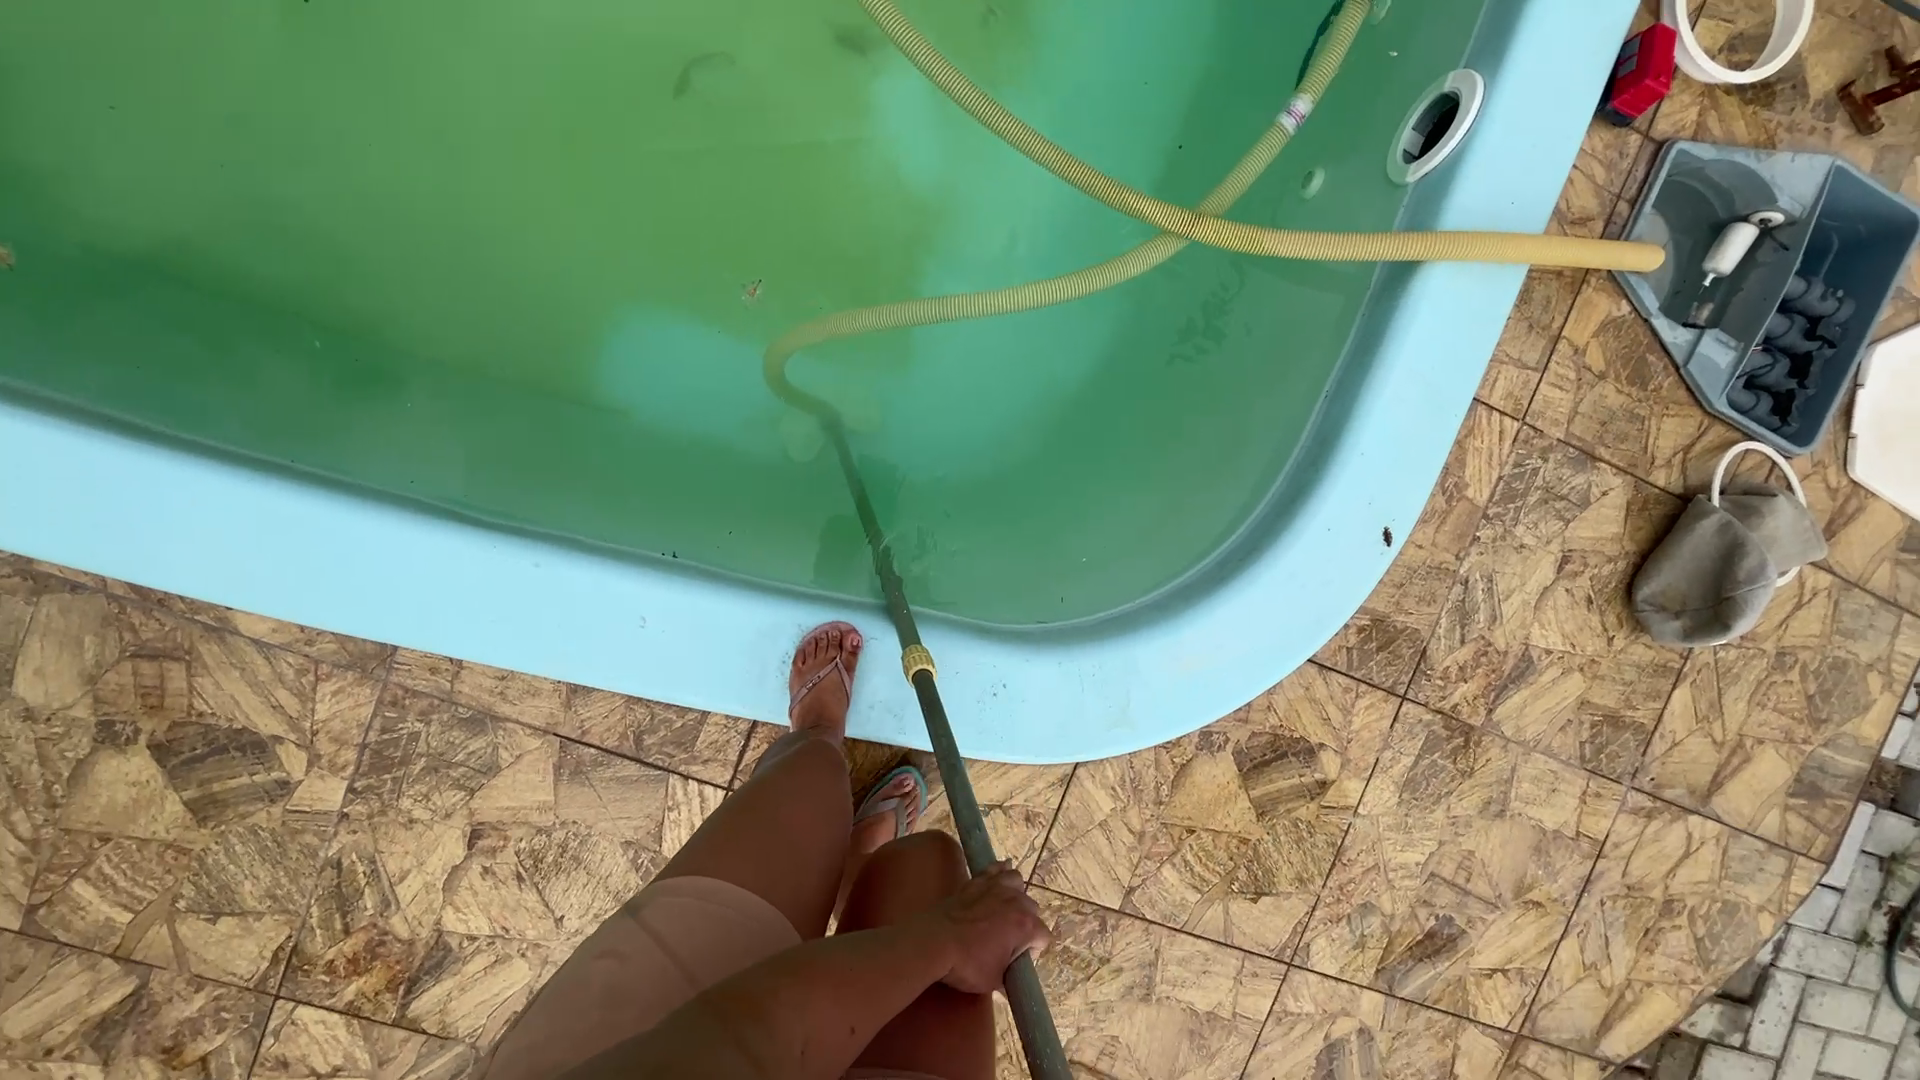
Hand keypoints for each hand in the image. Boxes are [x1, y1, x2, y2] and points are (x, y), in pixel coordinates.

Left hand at [923, 861, 1051, 993]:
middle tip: (1008, 940)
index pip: (1044, 936)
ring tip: (1006, 910)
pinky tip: (1000, 876)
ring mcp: (995, 887)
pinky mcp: (977, 881)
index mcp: (1024, 925)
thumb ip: (1008, 977)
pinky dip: (1001, 871)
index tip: (1017, 960)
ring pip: (1017, 882)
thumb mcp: (994, 981)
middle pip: (1032, 909)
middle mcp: (1015, 901)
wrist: (934, 942)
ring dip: (1016, 896)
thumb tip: (1009, 980)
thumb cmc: (967, 963)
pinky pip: (996, 868)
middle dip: (1025, 923)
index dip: (1033, 950)